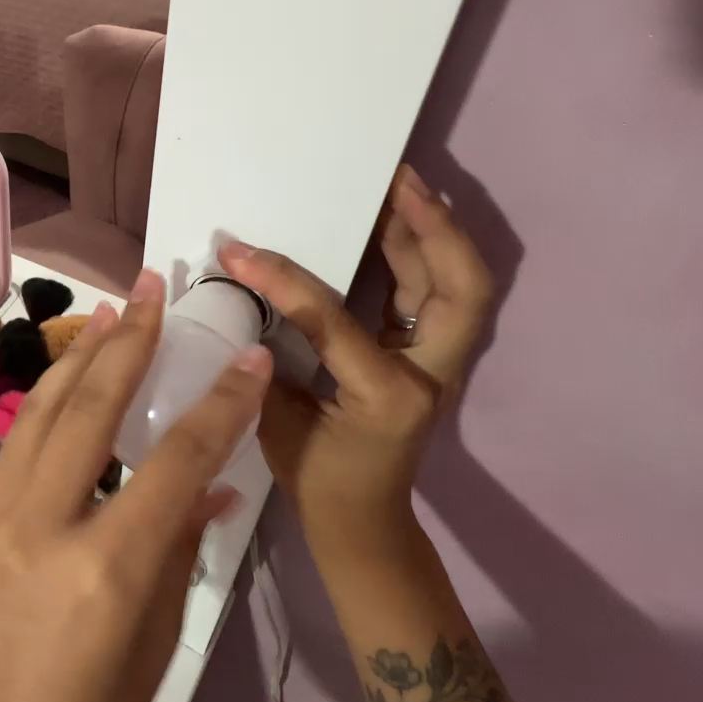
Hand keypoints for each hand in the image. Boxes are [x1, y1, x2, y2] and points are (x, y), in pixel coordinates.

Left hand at [0, 270, 271, 701]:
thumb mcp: (154, 646)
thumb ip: (180, 552)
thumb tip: (214, 487)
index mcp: (106, 567)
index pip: (176, 461)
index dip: (221, 402)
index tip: (250, 355)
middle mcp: (44, 524)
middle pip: (92, 409)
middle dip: (130, 341)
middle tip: (152, 286)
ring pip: (42, 412)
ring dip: (79, 356)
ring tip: (109, 312)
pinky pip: (17, 443)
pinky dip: (45, 399)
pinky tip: (65, 377)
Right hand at [218, 165, 492, 549]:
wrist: (363, 522)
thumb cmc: (317, 479)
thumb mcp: (278, 423)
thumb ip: (267, 358)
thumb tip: (241, 296)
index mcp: (388, 396)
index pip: (335, 320)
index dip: (285, 281)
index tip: (241, 252)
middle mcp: (430, 375)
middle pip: (461, 288)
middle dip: (432, 227)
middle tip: (396, 179)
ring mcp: (439, 366)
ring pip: (460, 286)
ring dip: (433, 232)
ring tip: (402, 185)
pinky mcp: (430, 359)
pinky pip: (438, 296)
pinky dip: (424, 255)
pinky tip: (396, 226)